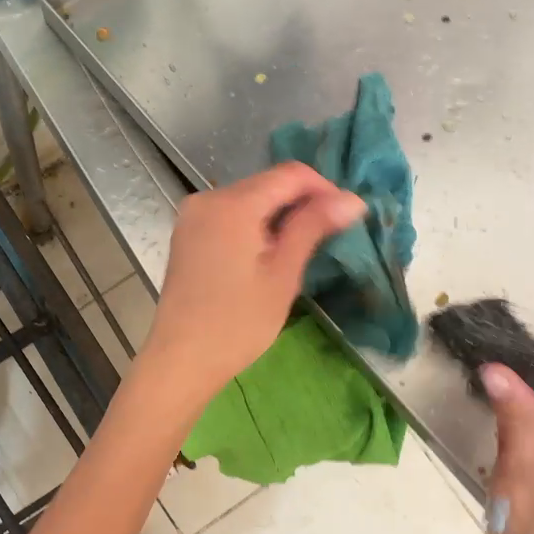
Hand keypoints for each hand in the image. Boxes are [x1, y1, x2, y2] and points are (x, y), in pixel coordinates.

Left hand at [139, 162, 364, 398]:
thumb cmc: (237, 322)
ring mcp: (192, 216)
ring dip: (278, 216)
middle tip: (329, 237)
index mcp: (232, 203)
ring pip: (248, 200)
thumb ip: (313, 227)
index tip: (348, 216)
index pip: (290, 174)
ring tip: (300, 250)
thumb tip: (352, 199)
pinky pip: (229, 216)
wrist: (181, 358)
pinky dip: (253, 226)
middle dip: (301, 203)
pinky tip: (267, 255)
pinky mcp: (186, 235)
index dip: (324, 188)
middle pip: (267, 184)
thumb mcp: (283, 274)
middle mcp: (206, 199)